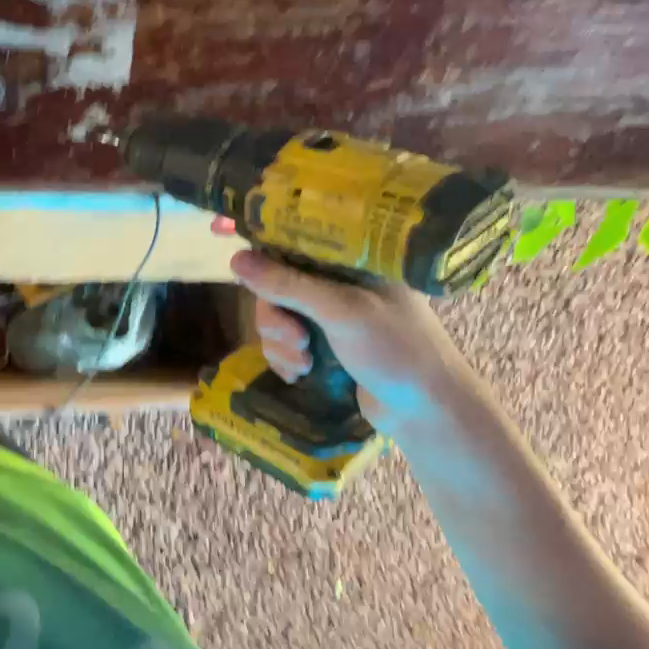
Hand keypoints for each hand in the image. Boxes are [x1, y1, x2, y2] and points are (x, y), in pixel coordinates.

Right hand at [229, 249, 480, 434]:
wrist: (424, 409)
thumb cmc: (396, 349)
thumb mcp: (340, 311)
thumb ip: (288, 285)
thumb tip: (236, 259)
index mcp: (354, 261)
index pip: (297, 240)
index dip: (262, 245)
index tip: (223, 238)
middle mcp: (341, 283)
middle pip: (276, 285)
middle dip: (275, 316)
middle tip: (294, 338)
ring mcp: (331, 316)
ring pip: (276, 317)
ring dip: (280, 344)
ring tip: (303, 364)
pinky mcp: (325, 346)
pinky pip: (283, 344)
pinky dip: (284, 359)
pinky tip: (301, 374)